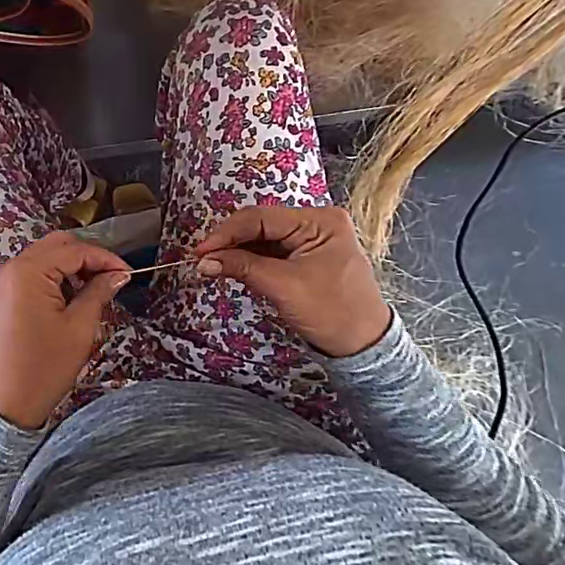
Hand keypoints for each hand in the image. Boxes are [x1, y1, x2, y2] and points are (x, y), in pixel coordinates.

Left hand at [0, 231, 131, 428]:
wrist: (3, 401)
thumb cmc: (43, 367)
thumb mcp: (79, 328)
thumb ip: (98, 293)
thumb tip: (117, 275)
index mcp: (27, 271)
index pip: (73, 250)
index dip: (104, 258)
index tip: (128, 273)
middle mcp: (9, 268)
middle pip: (54, 246)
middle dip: (85, 258)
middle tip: (111, 278)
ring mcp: (0, 280)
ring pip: (41, 257)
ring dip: (68, 267)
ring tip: (93, 291)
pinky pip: (28, 273)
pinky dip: (51, 278)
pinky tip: (68, 299)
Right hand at [195, 206, 390, 357]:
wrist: (364, 347)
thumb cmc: (332, 312)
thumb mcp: (283, 286)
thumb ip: (241, 267)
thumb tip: (203, 260)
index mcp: (320, 220)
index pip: (260, 218)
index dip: (225, 232)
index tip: (200, 251)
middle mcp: (315, 222)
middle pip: (258, 224)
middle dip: (229, 241)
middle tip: (202, 258)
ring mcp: (309, 238)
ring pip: (259, 237)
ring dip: (235, 250)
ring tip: (211, 263)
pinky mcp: (302, 255)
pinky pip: (267, 250)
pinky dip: (247, 259)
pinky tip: (229, 266)